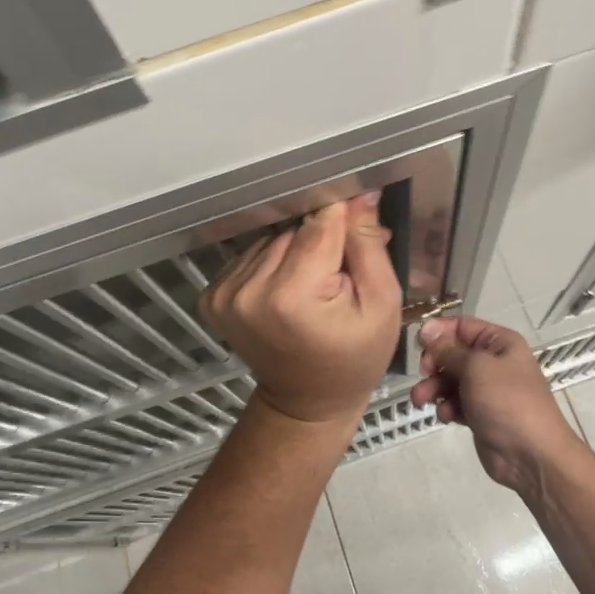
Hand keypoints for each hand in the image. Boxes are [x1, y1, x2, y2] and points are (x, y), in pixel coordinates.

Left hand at [200, 194, 402, 424]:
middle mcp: (248, 291)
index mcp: (290, 296)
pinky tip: (287, 289)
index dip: (345, 224)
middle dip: (321, 242)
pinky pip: (251, 255)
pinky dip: (271, 264)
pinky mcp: (212, 297)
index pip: (320, 224)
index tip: (360, 235)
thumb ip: (367, 244)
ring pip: (271, 239)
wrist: (308, 400)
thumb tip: (360, 194)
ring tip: (315, 285)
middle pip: (293, 231)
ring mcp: (224, 295)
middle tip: (340, 274)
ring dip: (294, 252)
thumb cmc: (354, 356)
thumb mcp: (382, 302)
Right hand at [411, 315, 586, 491]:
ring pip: (451, 380)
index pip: (462, 326)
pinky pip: (456, 403)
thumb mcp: (476, 367)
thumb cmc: (507, 401)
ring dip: (434, 387)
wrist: (531, 454)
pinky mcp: (481, 414)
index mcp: (500, 343)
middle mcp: (494, 362)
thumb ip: (448, 349)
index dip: (438, 332)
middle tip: (424, 373)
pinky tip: (446, 415)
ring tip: (420, 400)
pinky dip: (447, 406)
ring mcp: (488, 390)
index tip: (417, 343)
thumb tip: (425, 328)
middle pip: (453, 353)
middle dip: (434, 363)